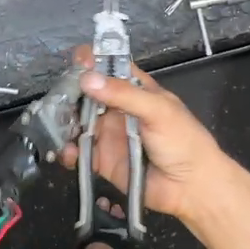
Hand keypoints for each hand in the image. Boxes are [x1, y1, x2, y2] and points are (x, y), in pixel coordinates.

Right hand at [61, 46, 237, 219]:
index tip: (77, 63)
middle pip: (86, 93)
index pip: (109, 66)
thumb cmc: (182, 141)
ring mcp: (108, 134)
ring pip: (77, 121)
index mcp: (134, 89)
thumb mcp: (157, 110)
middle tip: (58, 98)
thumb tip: (87, 78)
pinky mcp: (102, 160)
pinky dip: (68, 150)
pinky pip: (79, 152)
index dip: (91, 61)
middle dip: (70, 92)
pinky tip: (68, 152)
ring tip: (57, 125)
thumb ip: (123, 94)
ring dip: (64, 121)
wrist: (192, 187)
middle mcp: (117, 108)